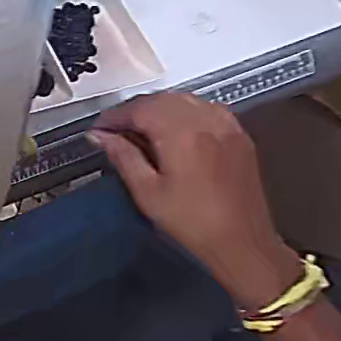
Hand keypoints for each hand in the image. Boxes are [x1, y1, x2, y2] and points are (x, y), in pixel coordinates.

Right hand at [89, 93, 302, 309]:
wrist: (242, 241)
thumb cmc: (190, 222)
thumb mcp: (147, 193)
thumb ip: (123, 157)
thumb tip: (100, 136)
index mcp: (181, 134)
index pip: (140, 109)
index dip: (115, 117)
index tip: (98, 130)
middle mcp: (206, 120)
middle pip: (162, 99)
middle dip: (134, 110)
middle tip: (114, 130)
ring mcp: (227, 125)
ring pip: (185, 100)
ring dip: (158, 108)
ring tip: (139, 129)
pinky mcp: (239, 134)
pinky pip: (205, 108)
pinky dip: (183, 111)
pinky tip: (173, 129)